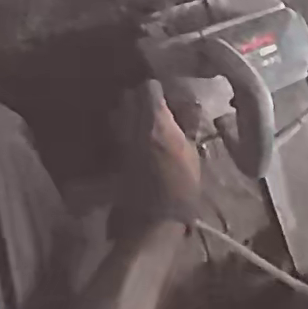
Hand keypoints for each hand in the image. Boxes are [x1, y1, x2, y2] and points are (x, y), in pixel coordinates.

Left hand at [113, 80, 202, 234]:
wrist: (154, 219)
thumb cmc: (181, 187)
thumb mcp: (192, 154)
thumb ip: (189, 126)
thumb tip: (191, 106)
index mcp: (156, 123)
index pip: (149, 88)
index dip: (157, 88)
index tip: (166, 94)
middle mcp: (133, 126)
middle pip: (128, 97)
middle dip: (139, 97)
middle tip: (154, 105)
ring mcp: (120, 140)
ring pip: (118, 113)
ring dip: (128, 112)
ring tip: (143, 120)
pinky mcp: (115, 154)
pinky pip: (117, 131)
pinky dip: (124, 129)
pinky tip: (138, 138)